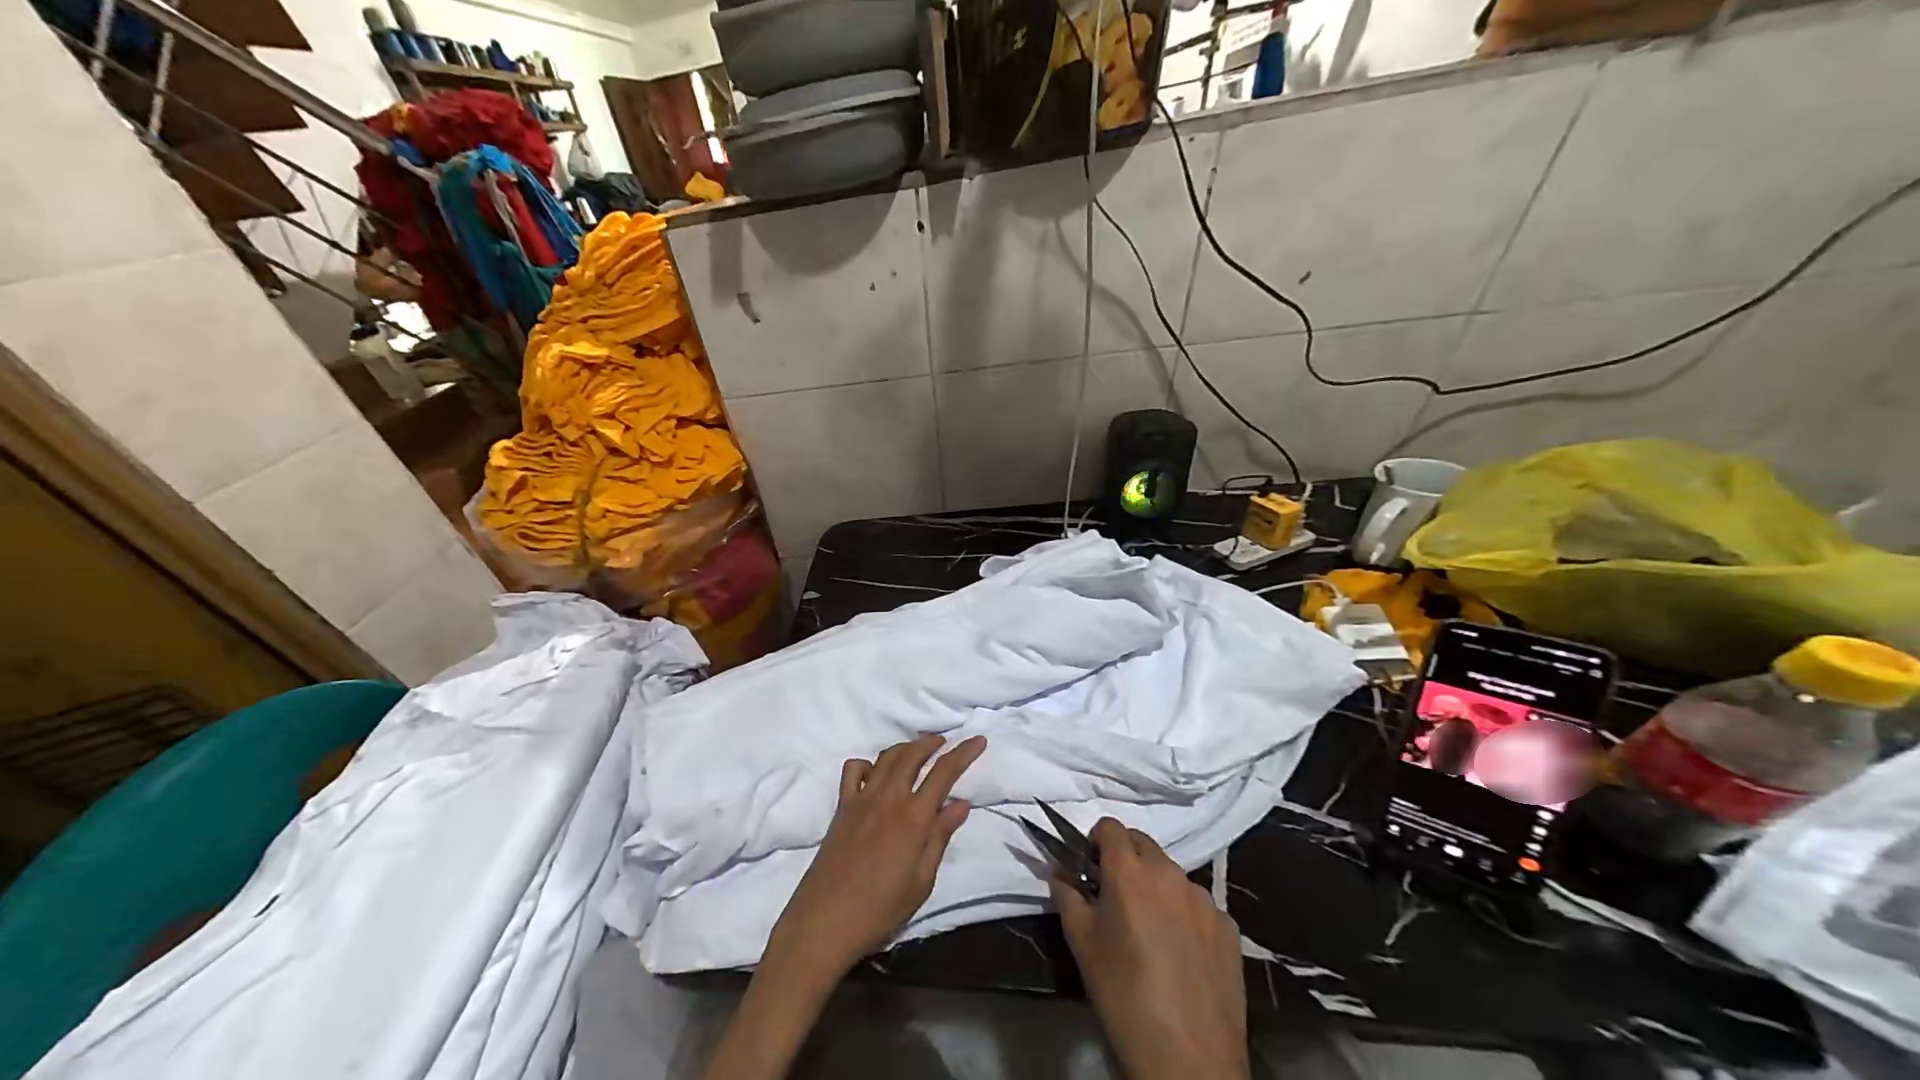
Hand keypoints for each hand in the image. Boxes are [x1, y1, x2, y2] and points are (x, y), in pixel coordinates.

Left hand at [703, 734, 986, 1079]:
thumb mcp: (921, 881)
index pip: (944, 772)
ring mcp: (860, 800)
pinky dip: (869, 764)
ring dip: (906, 747)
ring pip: (886, 758)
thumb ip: (940, 837)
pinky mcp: (841, 808)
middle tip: (946, 741)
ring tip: (919, 749)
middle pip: (912, 755)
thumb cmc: (880, 910)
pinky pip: (854, 771)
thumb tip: (960, 804)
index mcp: (913, 817)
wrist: (823, 922)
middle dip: (932, 743)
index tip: (978, 740)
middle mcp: (888, 798)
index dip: (963, 753)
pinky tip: (877, 774)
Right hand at [1052, 819, 1249, 1079]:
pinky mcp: (1228, 926)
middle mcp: (1170, 872)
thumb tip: (1059, 869)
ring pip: (1172, 875)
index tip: (1089, 868)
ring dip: (1155, 887)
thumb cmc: (1122, 992)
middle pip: (1143, 845)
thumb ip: (1066, 894)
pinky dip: (1184, 915)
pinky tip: (1179, 952)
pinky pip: (1198, 906)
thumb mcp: (1081, 942)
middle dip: (1125, 860)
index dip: (1095, 841)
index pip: (1110, 826)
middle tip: (1113, 898)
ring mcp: (1204, 898)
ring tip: (1148, 931)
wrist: (1187, 1056)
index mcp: (1130, 870)